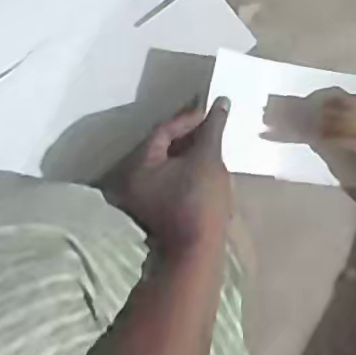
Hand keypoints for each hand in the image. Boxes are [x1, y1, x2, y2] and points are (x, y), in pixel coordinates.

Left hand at [105, 99, 233, 255]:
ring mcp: (143, 200)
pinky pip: (169, 180)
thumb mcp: (208, 156)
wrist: (197, 253)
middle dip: (188, 135)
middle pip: (161, 147)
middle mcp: (133, 181)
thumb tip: (221, 101)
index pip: (163, 131)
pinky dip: (185, 169)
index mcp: (139, 166)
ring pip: (166, 164)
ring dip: (188, 152)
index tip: (211, 114)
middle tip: (212, 126)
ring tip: (211, 144)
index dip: (188, 119)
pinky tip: (204, 167)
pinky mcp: (156, 212)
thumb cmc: (198, 199)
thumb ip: (213, 126)